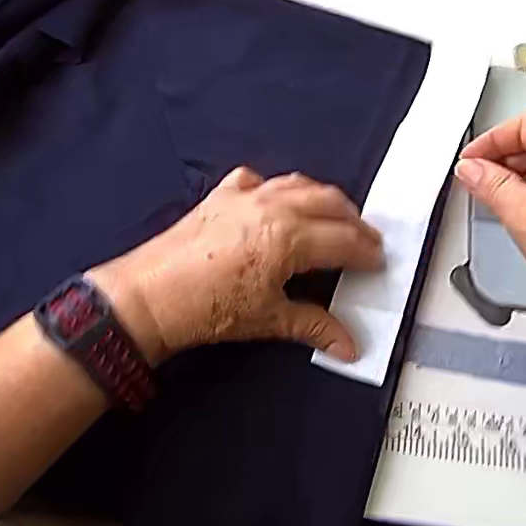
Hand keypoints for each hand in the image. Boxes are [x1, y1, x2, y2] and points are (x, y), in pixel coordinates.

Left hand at [89, 167, 382, 362]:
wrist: (149, 297)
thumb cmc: (204, 308)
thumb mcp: (267, 319)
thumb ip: (313, 326)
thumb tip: (346, 344)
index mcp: (289, 236)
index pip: (344, 240)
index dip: (366, 252)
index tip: (376, 262)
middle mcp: (271, 207)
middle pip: (330, 204)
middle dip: (353, 222)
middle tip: (364, 240)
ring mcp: (243, 197)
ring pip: (298, 185)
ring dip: (322, 200)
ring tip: (333, 218)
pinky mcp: (218, 197)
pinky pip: (258, 181)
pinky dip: (276, 189)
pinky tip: (275, 202)